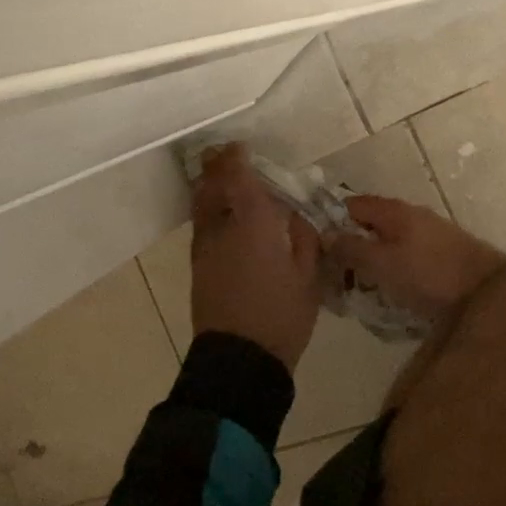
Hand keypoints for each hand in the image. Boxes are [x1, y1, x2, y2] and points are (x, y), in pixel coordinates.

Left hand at [189, 144, 322, 369]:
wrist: (239, 360)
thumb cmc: (281, 315)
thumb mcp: (309, 275)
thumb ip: (303, 237)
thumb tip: (296, 215)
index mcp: (253, 222)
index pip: (239, 176)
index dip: (237, 157)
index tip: (241, 145)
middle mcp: (222, 226)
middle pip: (211, 185)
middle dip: (216, 166)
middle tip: (225, 155)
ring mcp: (204, 247)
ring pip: (201, 205)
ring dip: (209, 186)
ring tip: (220, 179)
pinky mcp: (197, 267)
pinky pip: (202, 225)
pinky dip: (209, 210)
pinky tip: (222, 216)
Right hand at [324, 195, 505, 321]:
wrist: (489, 293)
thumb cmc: (430, 275)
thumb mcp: (383, 264)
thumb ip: (352, 249)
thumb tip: (325, 234)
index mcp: (394, 211)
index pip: (352, 204)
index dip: (331, 219)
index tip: (314, 245)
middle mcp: (412, 215)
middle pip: (371, 224)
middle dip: (351, 244)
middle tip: (333, 274)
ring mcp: (430, 234)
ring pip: (389, 242)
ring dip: (372, 259)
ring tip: (357, 287)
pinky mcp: (442, 255)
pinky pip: (406, 256)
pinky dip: (392, 268)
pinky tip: (388, 289)